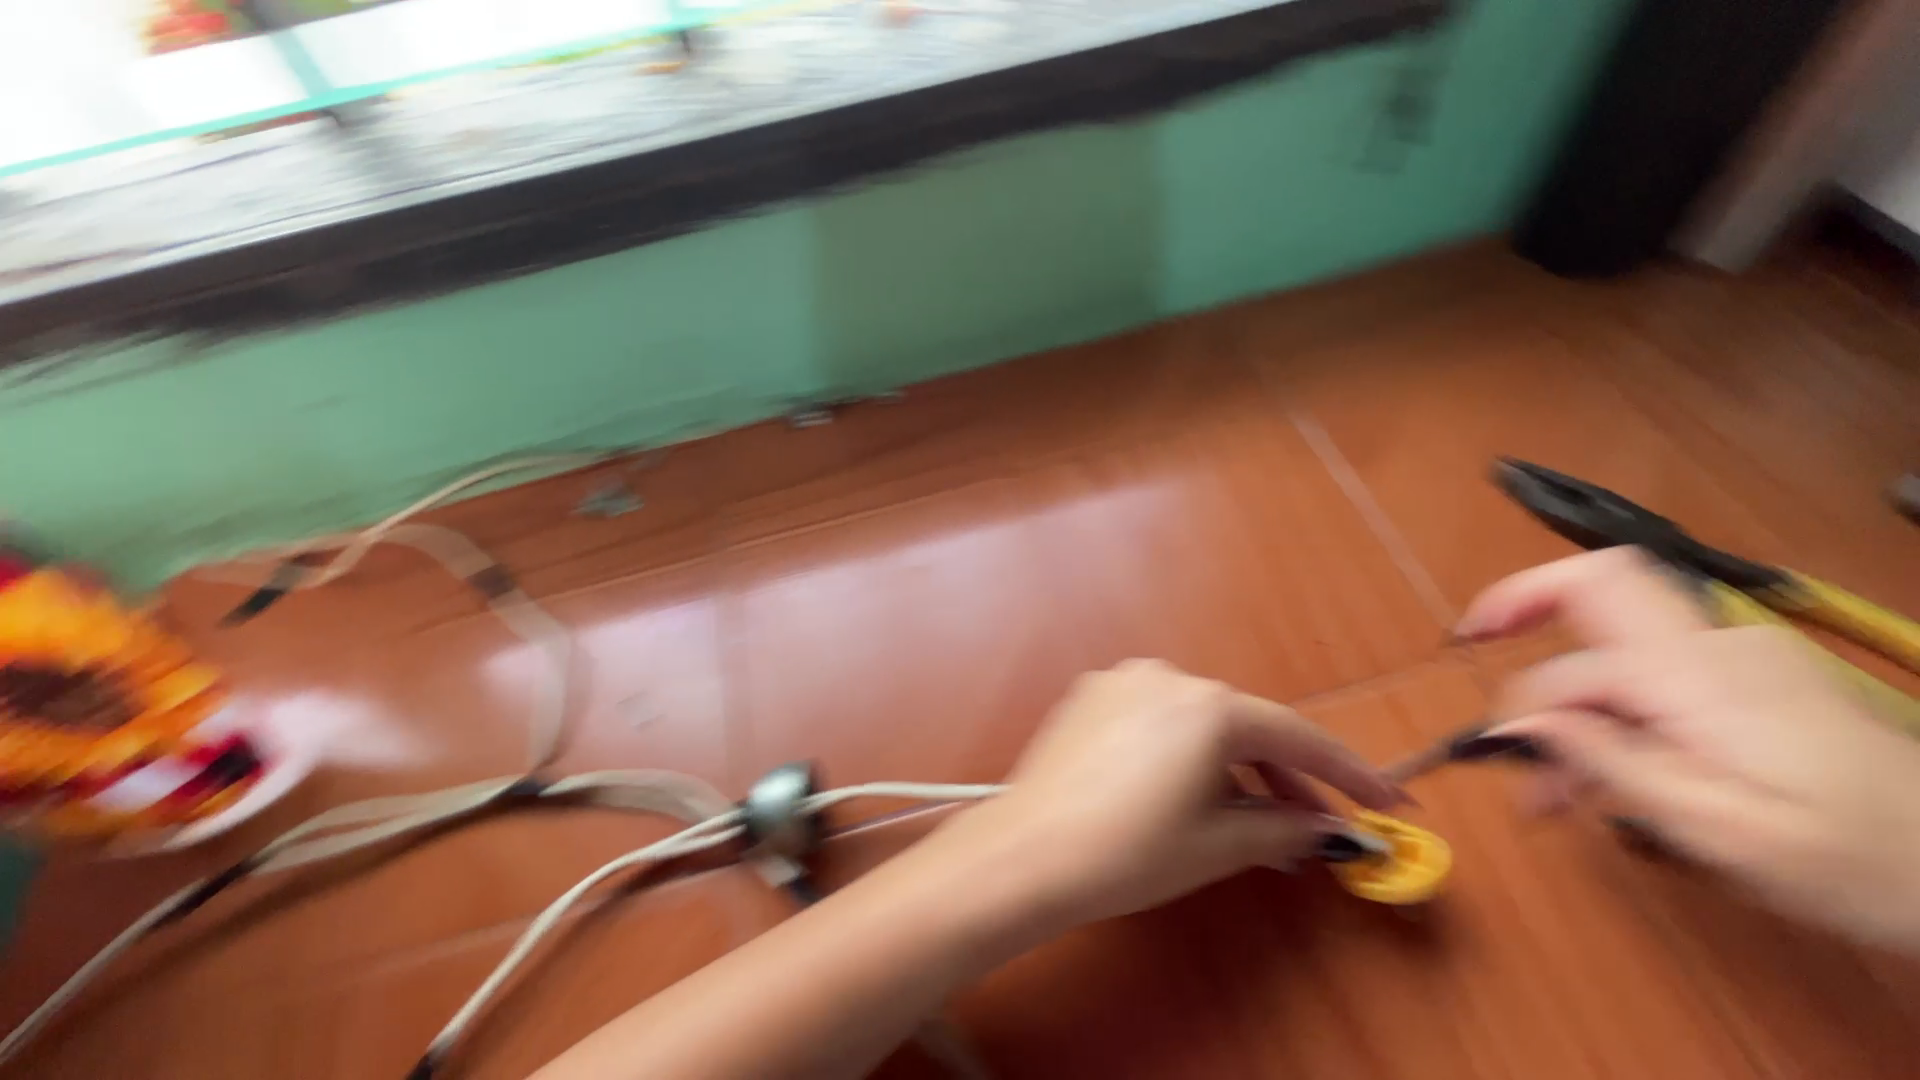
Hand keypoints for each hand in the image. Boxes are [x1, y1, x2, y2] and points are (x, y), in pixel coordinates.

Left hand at [933, 659, 1404, 933]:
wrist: (1026, 853)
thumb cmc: (1130, 851)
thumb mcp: (1219, 845)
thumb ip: (1284, 827)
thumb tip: (1324, 828)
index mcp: (1208, 704)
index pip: (1297, 735)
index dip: (1348, 773)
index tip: (1389, 802)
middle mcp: (1166, 676)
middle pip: (1244, 725)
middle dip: (1284, 775)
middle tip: (1317, 823)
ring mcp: (1121, 681)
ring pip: (1198, 721)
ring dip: (1232, 764)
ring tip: (1253, 817)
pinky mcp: (1088, 698)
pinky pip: (1157, 720)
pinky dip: (1185, 751)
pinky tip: (1191, 790)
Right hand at [1461, 548, 1919, 949]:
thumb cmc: (1852, 862)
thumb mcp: (1718, 827)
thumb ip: (1610, 760)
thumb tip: (1523, 717)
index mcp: (1698, 680)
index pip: (1573, 662)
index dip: (1520, 697)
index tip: (1494, 745)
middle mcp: (1713, 645)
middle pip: (1595, 584)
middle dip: (1521, 611)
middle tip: (1474, 648)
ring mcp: (1736, 652)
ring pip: (1616, 639)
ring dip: (1570, 689)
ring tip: (1555, 780)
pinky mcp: (1750, 672)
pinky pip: (1652, 665)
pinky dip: (1611, 701)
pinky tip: (1608, 759)